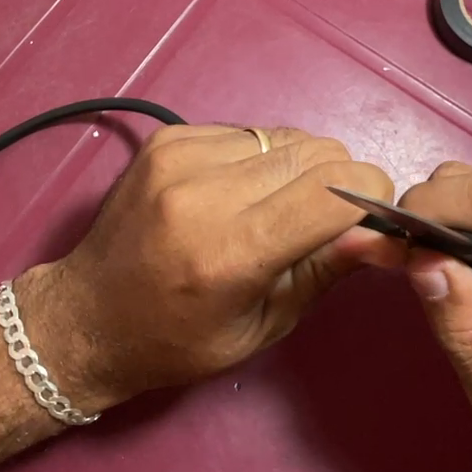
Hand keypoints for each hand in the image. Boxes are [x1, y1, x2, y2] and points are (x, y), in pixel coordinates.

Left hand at [18, 125, 398, 412]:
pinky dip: (256, 157)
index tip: (370, 217)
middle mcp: (204, 190)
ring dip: (296, 166)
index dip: (370, 195)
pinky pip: (243, 131)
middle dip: (338, 179)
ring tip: (270, 207)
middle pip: (315, 151)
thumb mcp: (262, 325)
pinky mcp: (166, 137)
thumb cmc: (178, 340)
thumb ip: (324, 270)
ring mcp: (179, 155)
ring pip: (283, 134)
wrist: (87, 314)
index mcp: (231, 251)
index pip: (333, 189)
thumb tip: (384, 233)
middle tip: (322, 217)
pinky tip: (233, 191)